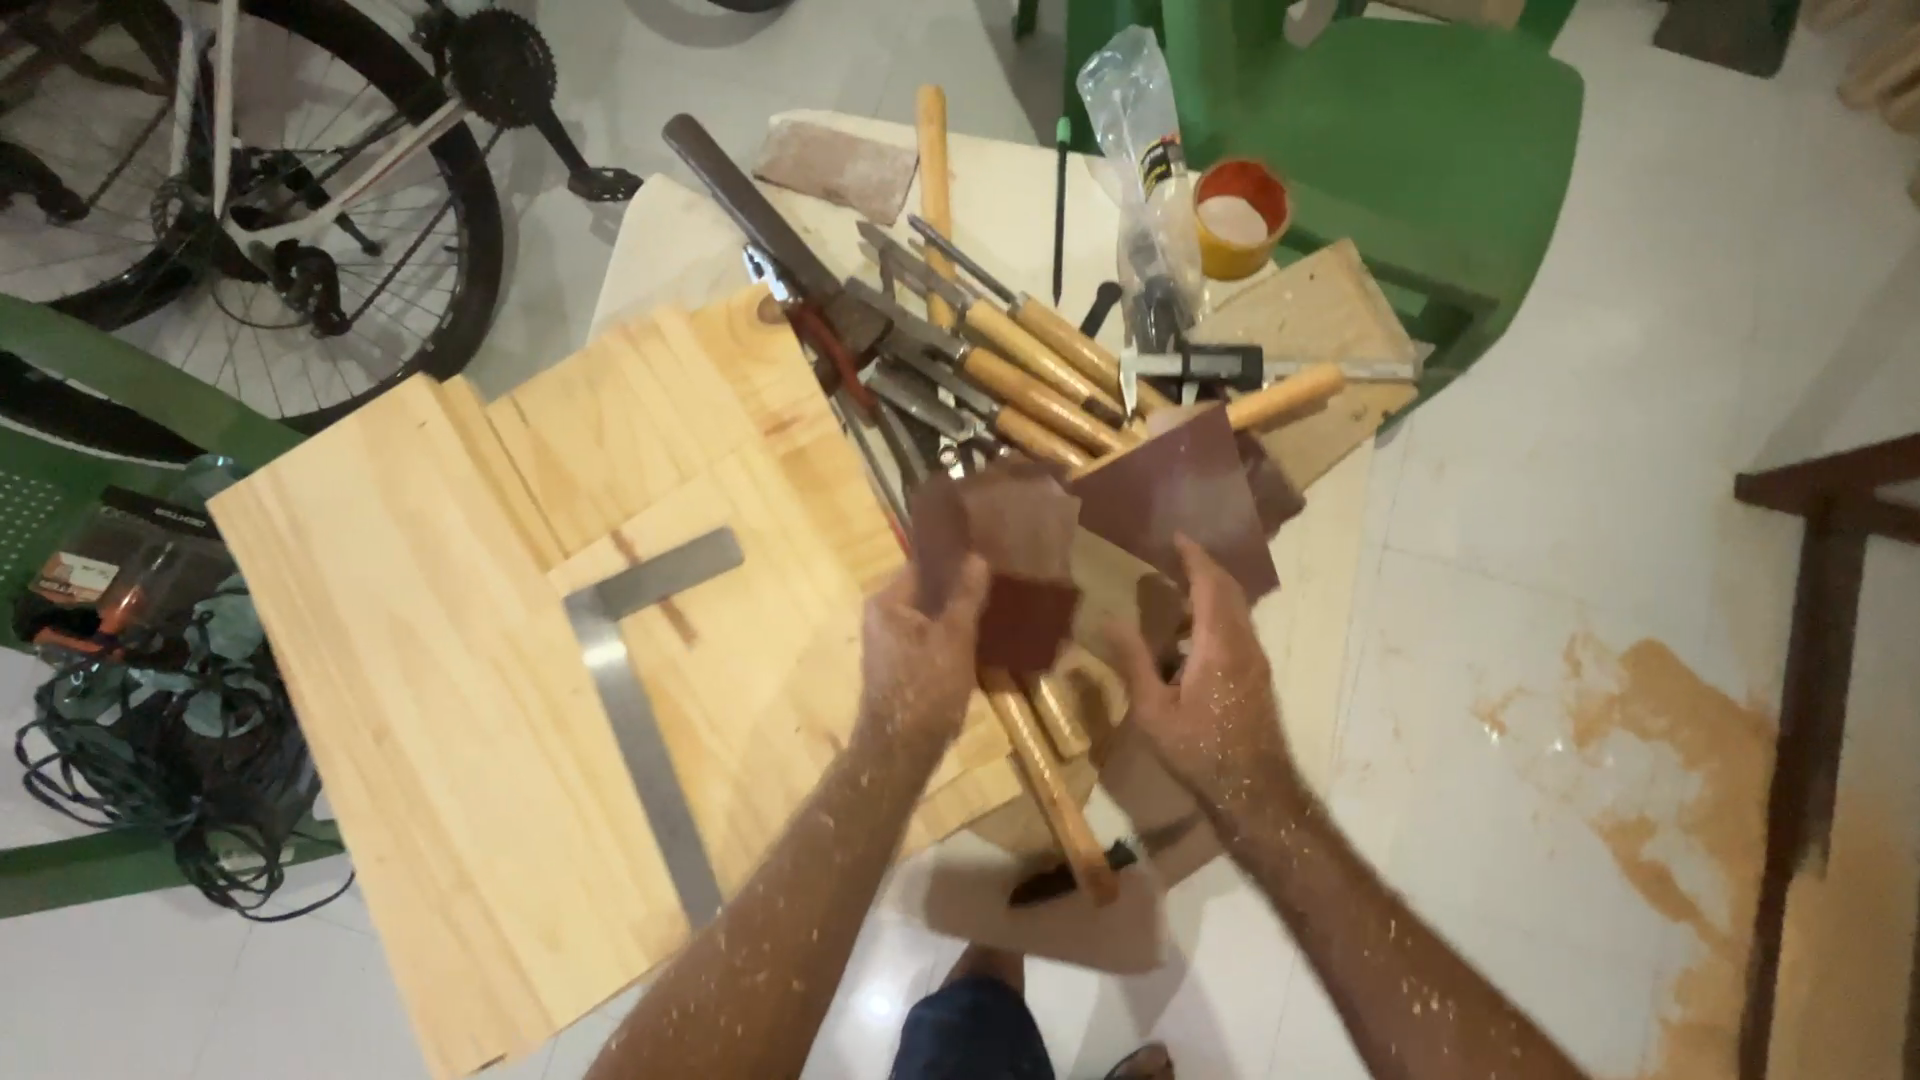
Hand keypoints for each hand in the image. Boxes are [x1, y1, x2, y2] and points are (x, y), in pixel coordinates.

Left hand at [858, 553, 990, 752]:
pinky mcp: (899, 666)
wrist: (902, 750)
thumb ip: (965, 597)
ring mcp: (888, 643)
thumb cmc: (926, 689)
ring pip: (929, 617)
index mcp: (886, 602)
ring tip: (992, 605)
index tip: (985, 554)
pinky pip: (927, 639)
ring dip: (956, 614)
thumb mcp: (954, 638)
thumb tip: (977, 557)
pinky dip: (949, 637)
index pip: (922, 565)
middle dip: (958, 588)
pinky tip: (977, 638)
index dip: (952, 560)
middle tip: (996, 580)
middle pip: (926, 591)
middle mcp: (881, 617)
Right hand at [1107, 536, 1300, 816]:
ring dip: (1211, 590)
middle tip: (1175, 555)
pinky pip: (1238, 627)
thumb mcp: (1152, 710)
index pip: (1210, 584)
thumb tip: (1109, 618)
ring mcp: (1256, 660)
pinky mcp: (1257, 676)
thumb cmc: (1198, 750)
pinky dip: (1216, 613)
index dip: (1194, 556)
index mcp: (1218, 644)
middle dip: (1204, 566)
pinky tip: (1190, 634)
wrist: (1253, 790)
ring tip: (1176, 589)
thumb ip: (1133, 661)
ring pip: (1237, 609)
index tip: (1176, 536)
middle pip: (1230, 590)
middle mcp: (1244, 643)